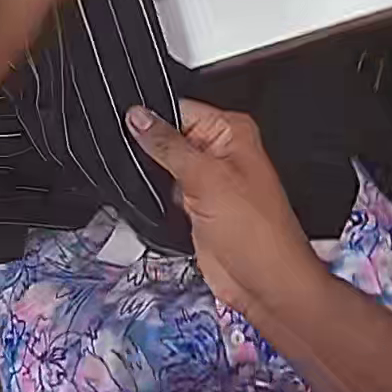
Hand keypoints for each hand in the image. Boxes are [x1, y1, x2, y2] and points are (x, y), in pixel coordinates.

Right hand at [126, 100, 324, 300]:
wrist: (264, 282)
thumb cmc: (257, 233)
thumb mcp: (205, 177)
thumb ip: (167, 145)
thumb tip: (139, 117)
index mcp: (231, 132)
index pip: (181, 108)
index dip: (153, 116)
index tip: (127, 124)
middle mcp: (220, 153)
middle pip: (169, 136)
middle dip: (151, 148)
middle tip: (141, 161)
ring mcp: (207, 181)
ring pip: (164, 165)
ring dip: (153, 175)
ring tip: (156, 186)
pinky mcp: (196, 206)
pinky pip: (166, 191)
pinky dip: (156, 196)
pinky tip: (156, 202)